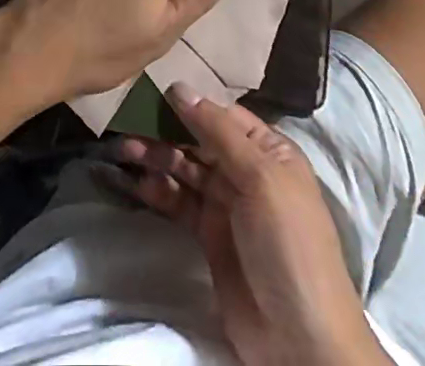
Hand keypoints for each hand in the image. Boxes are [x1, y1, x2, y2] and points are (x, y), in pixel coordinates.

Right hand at [110, 85, 391, 365]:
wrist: (298, 338)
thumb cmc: (287, 246)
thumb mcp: (260, 180)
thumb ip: (218, 132)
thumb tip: (178, 87)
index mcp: (270, 154)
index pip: (223, 115)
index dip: (188, 103)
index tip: (148, 92)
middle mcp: (248, 173)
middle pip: (197, 140)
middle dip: (164, 131)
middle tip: (127, 127)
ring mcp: (227, 205)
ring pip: (183, 168)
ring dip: (155, 158)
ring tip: (125, 153)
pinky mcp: (208, 233)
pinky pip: (177, 200)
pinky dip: (157, 190)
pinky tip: (138, 185)